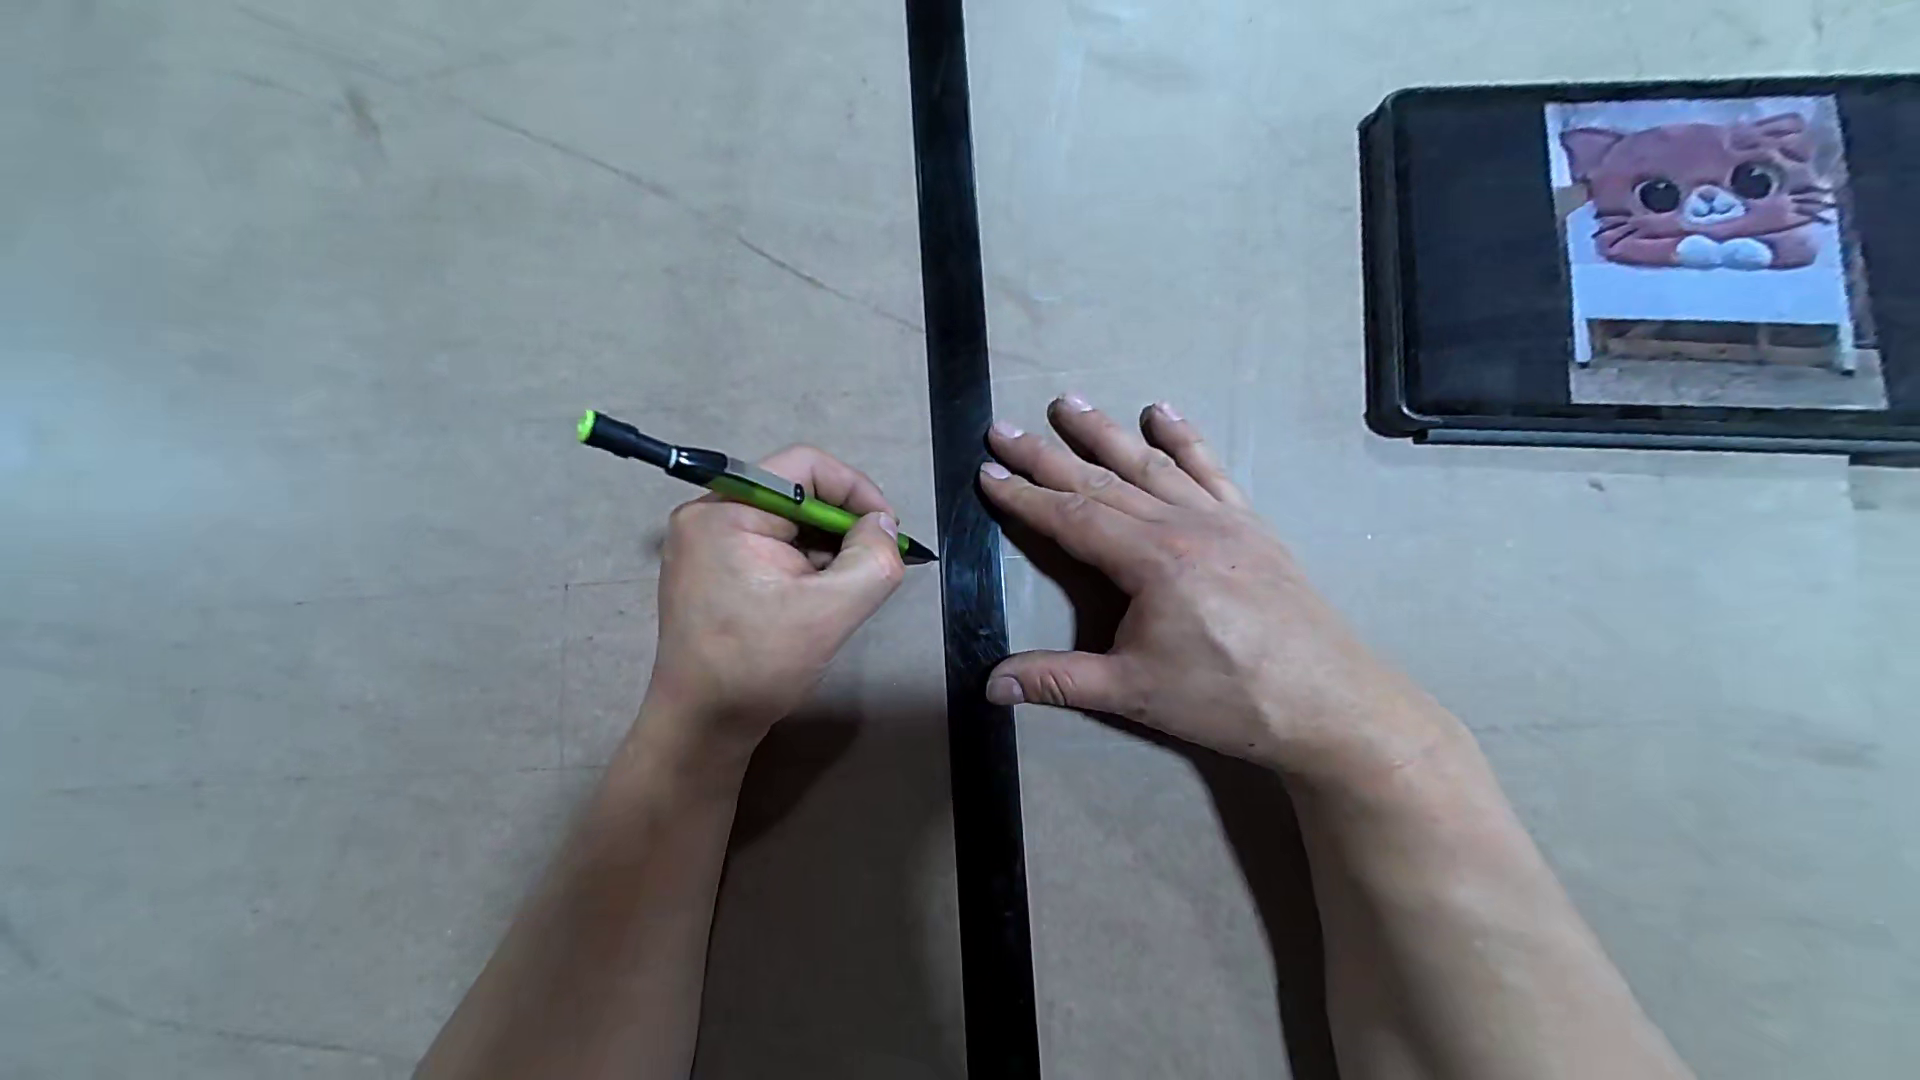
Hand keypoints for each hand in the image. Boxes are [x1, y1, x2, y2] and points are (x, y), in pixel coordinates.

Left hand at [644, 445, 906, 747]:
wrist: (703, 724)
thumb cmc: (758, 666)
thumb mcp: (830, 612)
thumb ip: (873, 560)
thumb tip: (885, 525)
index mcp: (727, 512)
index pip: (805, 467)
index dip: (856, 489)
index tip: (887, 528)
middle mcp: (710, 515)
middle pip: (797, 493)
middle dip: (843, 526)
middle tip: (874, 562)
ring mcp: (708, 542)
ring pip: (788, 522)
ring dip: (827, 547)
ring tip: (845, 587)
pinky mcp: (714, 567)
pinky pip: (773, 545)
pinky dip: (806, 562)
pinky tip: (819, 595)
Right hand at [979, 396, 1452, 784]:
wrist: (1332, 703)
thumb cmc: (1227, 698)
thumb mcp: (1133, 692)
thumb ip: (1057, 680)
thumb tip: (989, 686)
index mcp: (1150, 559)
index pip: (1071, 516)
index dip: (1023, 495)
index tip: (987, 472)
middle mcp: (1181, 524)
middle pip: (1100, 479)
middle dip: (1045, 454)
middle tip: (1003, 429)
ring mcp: (1220, 518)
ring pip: (1150, 463)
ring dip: (1104, 432)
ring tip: (1067, 403)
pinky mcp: (1250, 523)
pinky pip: (1210, 468)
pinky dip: (1183, 437)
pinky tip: (1161, 413)